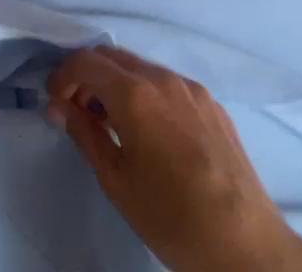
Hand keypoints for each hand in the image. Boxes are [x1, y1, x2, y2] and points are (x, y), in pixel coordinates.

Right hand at [48, 46, 301, 271]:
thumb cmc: (171, 215)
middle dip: (87, 77)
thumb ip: (85, 133)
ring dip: (116, 84)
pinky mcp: (213, 105)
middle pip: (112, 57)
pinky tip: (149, 131)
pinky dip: (146, 93)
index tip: (55, 105)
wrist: (246, 244)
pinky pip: (168, 84)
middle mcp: (164, 78)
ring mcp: (193, 89)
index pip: (85, 61)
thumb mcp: (116, 179)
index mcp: (135, 93)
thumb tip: (61, 107)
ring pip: (141, 68)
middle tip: (77, 113)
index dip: (62, 77)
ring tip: (111, 124)